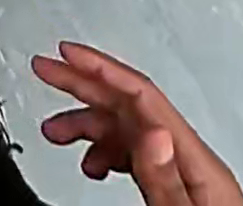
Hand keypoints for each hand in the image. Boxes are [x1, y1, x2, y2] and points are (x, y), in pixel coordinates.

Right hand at [32, 42, 242, 205]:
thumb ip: (166, 180)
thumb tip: (152, 131)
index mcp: (198, 164)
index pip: (141, 94)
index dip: (100, 66)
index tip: (65, 52)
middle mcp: (190, 161)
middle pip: (127, 104)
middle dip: (80, 83)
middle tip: (44, 68)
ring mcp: (182, 175)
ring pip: (124, 128)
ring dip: (84, 124)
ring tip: (54, 130)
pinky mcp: (174, 189)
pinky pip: (131, 153)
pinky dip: (102, 149)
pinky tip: (90, 162)